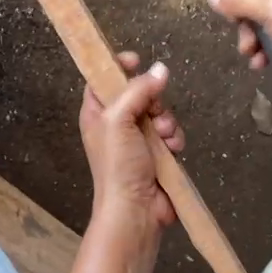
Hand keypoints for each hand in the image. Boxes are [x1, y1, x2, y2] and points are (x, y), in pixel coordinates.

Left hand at [79, 52, 184, 230]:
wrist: (135, 211)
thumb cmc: (118, 164)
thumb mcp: (119, 120)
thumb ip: (138, 90)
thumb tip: (160, 69)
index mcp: (97, 112)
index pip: (104, 78)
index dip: (118, 66)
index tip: (136, 60)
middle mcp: (116, 123)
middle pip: (139, 93)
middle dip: (153, 100)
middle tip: (153, 112)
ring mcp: (137, 139)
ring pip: (159, 113)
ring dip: (166, 122)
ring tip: (163, 137)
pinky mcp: (158, 154)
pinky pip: (170, 134)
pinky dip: (174, 140)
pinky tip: (172, 150)